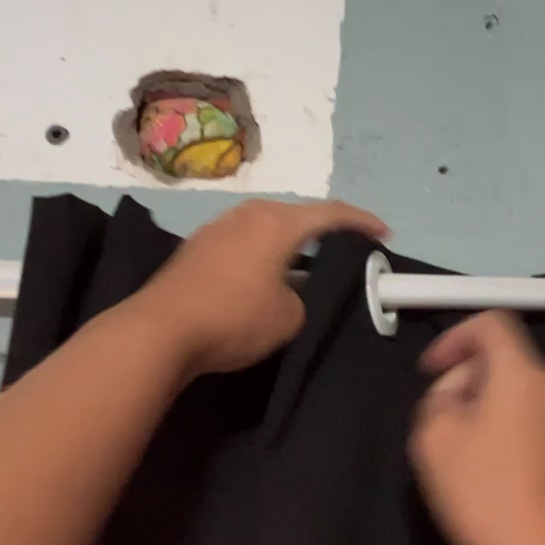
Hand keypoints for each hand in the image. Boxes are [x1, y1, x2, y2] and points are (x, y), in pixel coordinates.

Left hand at [128, 199, 388, 377]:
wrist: (160, 331)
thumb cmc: (234, 318)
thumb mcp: (289, 316)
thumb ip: (304, 296)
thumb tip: (293, 290)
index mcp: (278, 223)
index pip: (331, 214)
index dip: (362, 223)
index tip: (384, 234)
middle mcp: (247, 214)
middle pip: (296, 216)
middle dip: (324, 232)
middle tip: (345, 250)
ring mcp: (217, 228)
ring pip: (267, 229)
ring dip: (290, 245)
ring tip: (307, 266)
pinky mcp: (196, 248)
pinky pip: (243, 243)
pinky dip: (263, 255)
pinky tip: (265, 277)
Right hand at [408, 311, 544, 544]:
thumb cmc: (485, 494)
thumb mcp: (434, 440)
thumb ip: (437, 398)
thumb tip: (456, 392)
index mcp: (523, 373)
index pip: (491, 324)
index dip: (454, 338)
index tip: (430, 371)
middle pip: (505, 361)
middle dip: (467, 380)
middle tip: (439, 419)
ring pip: (521, 394)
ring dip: (488, 408)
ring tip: (462, 450)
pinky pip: (537, 422)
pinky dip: (511, 430)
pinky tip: (493, 472)